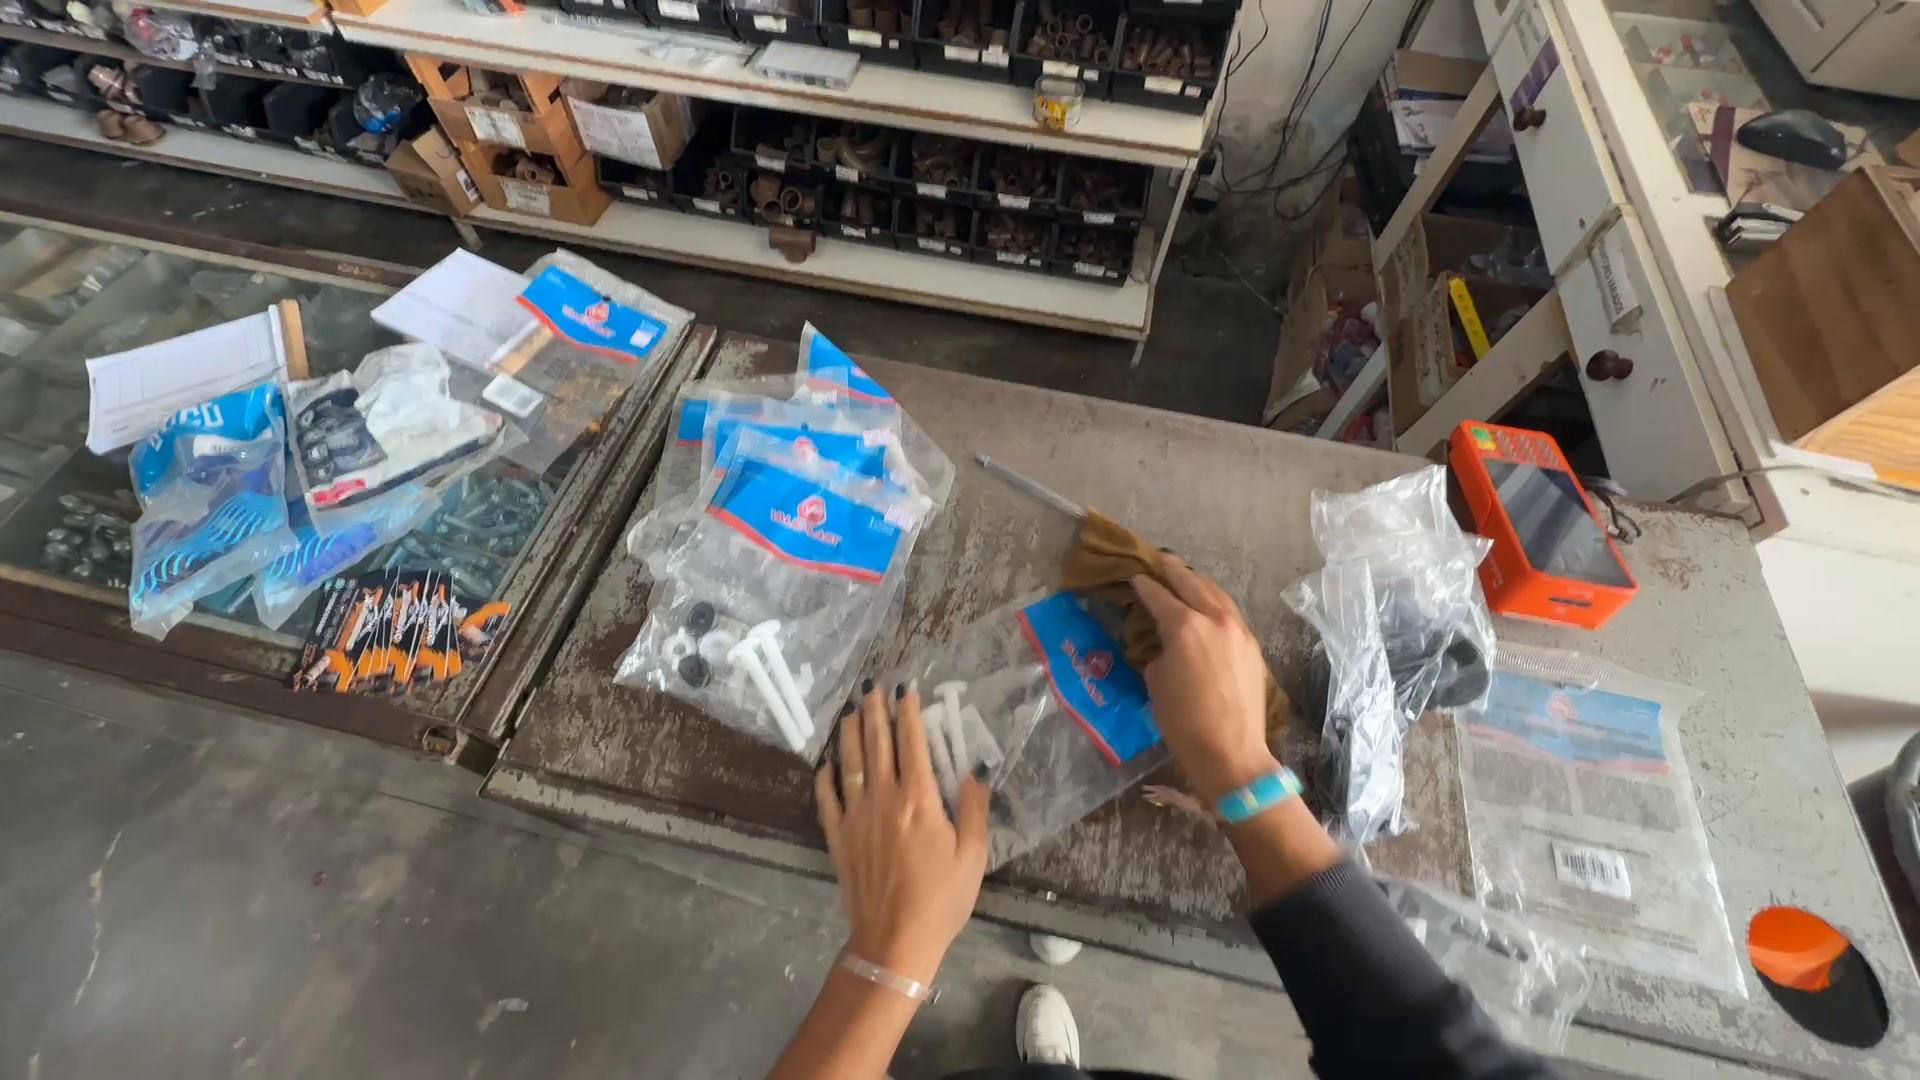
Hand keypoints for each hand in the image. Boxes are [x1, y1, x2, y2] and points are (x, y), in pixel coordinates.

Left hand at [814, 684, 989, 984]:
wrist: (894, 940)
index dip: (908, 713)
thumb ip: (974, 807)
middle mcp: (884, 797)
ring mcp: (856, 816)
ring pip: (850, 762)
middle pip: (877, 743)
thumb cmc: (941, 899)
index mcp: (919, 799)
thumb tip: (975, 767)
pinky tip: (825, 763)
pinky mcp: (838, 836)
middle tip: (872, 686)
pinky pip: (827, 798)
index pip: (912, 743)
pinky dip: (825, 777)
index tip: (905, 689)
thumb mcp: (973, 855)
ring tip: (850, 710)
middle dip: (874, 711)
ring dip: (849, 733)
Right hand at [1132, 552, 1280, 802]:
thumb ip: (1158, 648)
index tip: (1133, 577)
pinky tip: (1208, 603)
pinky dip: (1214, 600)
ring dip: (1197, 581)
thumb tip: (1163, 639)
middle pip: (1191, 583)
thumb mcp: (1155, 679)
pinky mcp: (1251, 645)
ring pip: (1216, 593)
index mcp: (1184, 626)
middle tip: (1159, 559)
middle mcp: (1214, 619)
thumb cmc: (1182, 720)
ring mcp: (1238, 630)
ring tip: (1184, 574)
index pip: (1158, 596)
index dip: (1143, 585)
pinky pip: (1229, 611)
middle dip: (1173, 570)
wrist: (1230, 751)